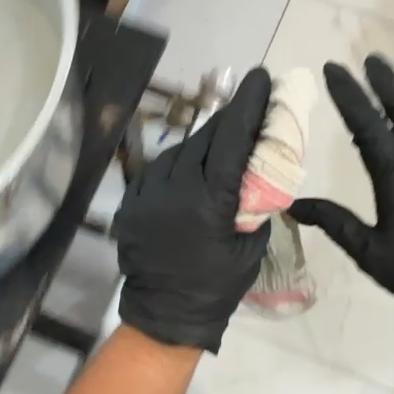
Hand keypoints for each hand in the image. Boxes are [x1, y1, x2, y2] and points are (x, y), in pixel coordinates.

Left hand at [114, 69, 272, 352]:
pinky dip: (177, 164)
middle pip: (207, 138)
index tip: (262, 79)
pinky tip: (190, 168)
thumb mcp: (251, 246)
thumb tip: (260, 169)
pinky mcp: (131, 203)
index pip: (233, 139)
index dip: (250, 106)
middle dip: (230, 119)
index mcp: (211, 201)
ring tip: (221, 140)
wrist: (166, 314)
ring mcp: (147, 194)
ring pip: (180, 151)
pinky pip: (157, 170)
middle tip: (249, 105)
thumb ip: (254, 203)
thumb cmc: (218, 285)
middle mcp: (175, 188)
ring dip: (203, 142)